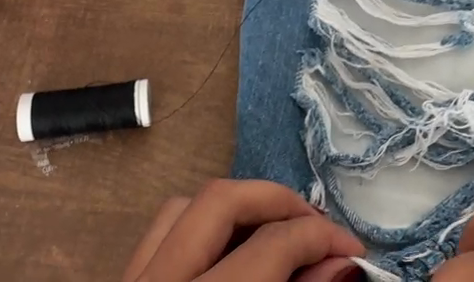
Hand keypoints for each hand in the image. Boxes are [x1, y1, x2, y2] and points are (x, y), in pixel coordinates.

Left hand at [123, 179, 365, 281]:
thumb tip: (341, 262)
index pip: (270, 245)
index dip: (319, 237)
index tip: (351, 248)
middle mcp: (158, 281)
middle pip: (219, 200)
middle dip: (275, 201)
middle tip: (317, 225)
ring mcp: (132, 278)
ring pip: (181, 206)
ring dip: (234, 206)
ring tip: (276, 231)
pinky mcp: (122, 281)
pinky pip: (158, 232)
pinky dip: (197, 226)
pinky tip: (228, 247)